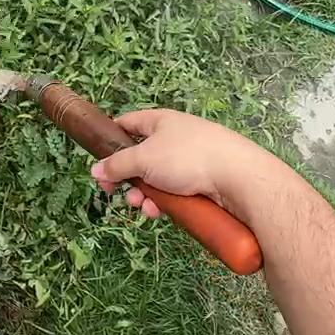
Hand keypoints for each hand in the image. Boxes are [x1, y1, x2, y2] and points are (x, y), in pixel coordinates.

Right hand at [89, 108, 288, 218]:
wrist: (239, 178)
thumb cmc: (187, 158)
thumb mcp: (143, 159)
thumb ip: (116, 165)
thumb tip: (94, 170)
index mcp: (160, 121)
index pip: (128, 124)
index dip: (110, 140)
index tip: (99, 159)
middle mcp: (175, 137)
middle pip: (140, 157)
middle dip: (126, 178)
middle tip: (116, 193)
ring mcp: (190, 160)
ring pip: (156, 179)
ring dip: (144, 194)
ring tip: (142, 207)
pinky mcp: (203, 181)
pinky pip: (174, 192)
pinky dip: (163, 202)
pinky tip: (159, 212)